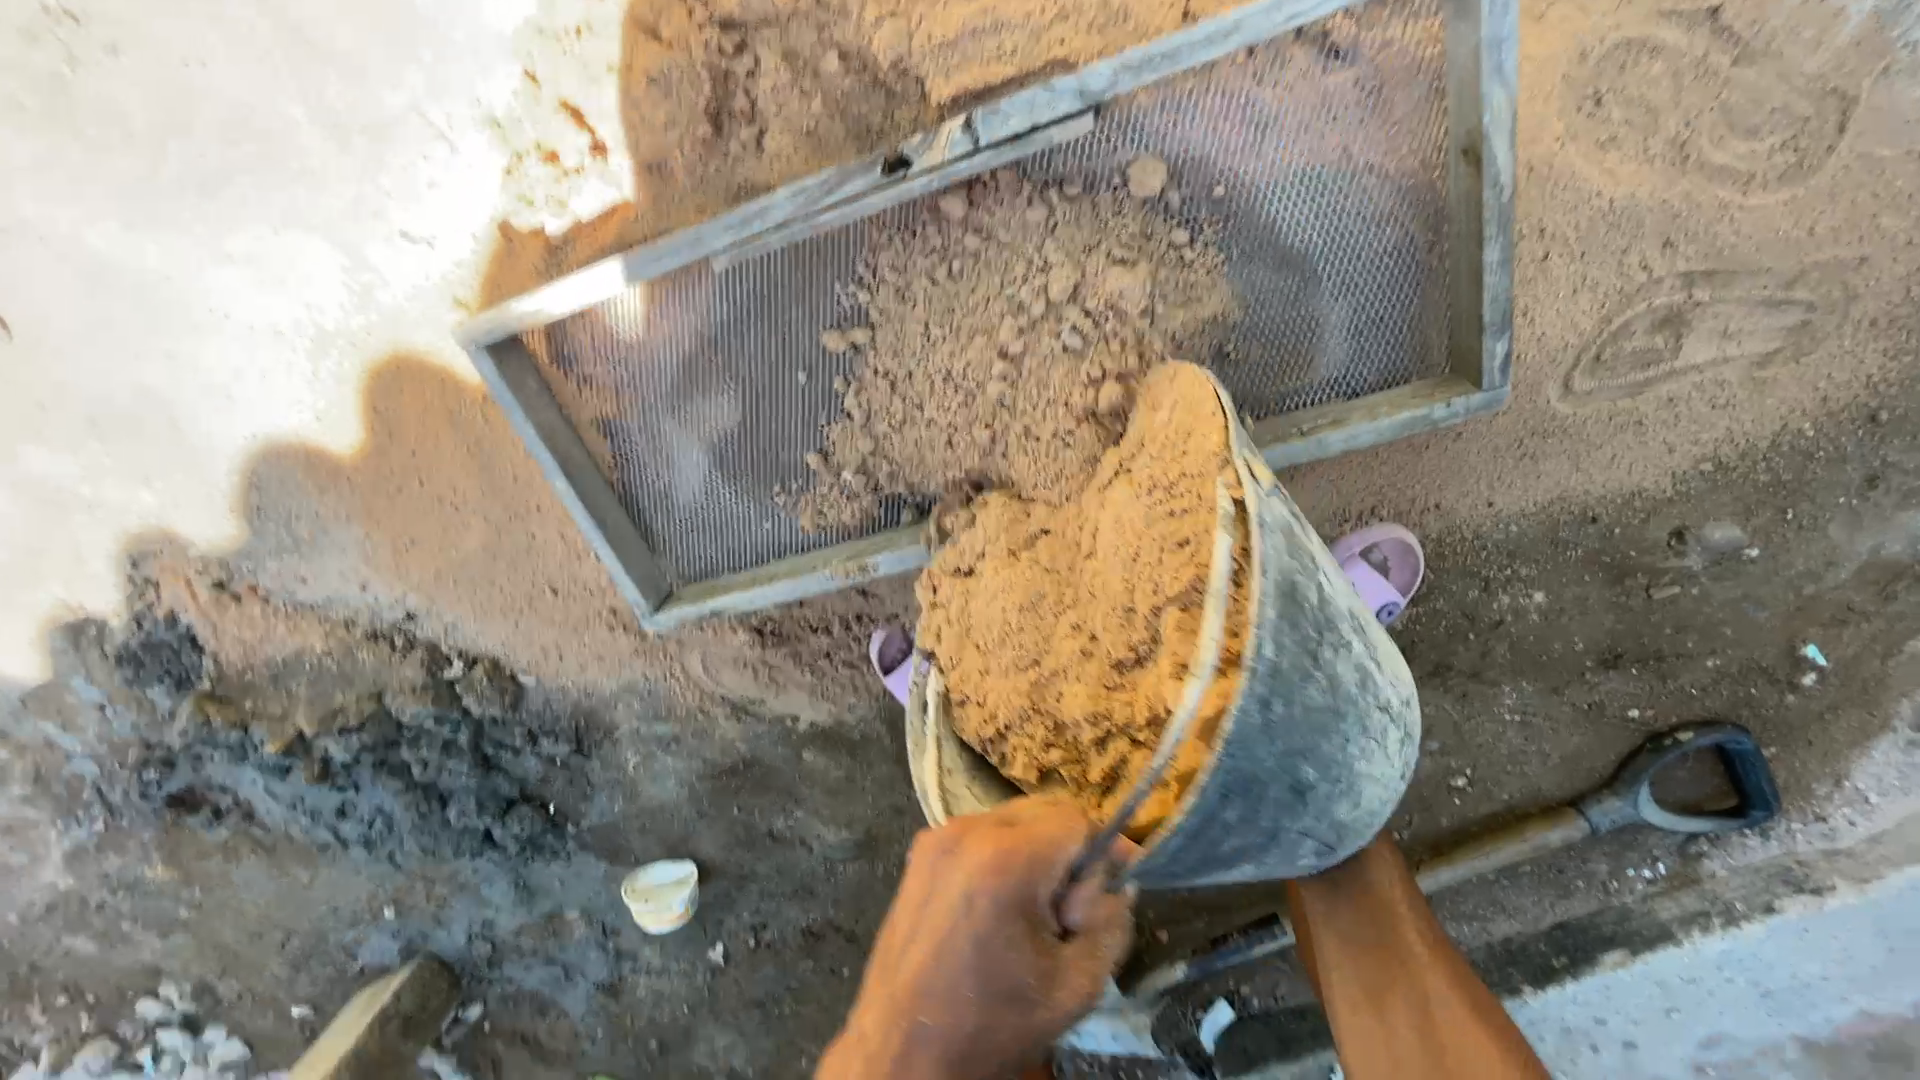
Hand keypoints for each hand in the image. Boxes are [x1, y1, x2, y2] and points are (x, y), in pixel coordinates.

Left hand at [817, 796, 1136, 1079]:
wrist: (902, 1050)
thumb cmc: (992, 1023)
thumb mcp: (1077, 985)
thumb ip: (1112, 922)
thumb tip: (1119, 883)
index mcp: (1006, 859)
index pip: (1078, 819)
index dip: (1101, 858)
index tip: (1095, 909)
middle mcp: (968, 831)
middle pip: (1046, 811)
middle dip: (1070, 855)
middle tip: (1065, 917)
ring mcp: (938, 837)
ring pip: (1015, 820)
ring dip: (1038, 856)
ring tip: (1029, 917)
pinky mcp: (921, 851)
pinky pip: (984, 834)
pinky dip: (1004, 858)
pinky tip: (997, 912)